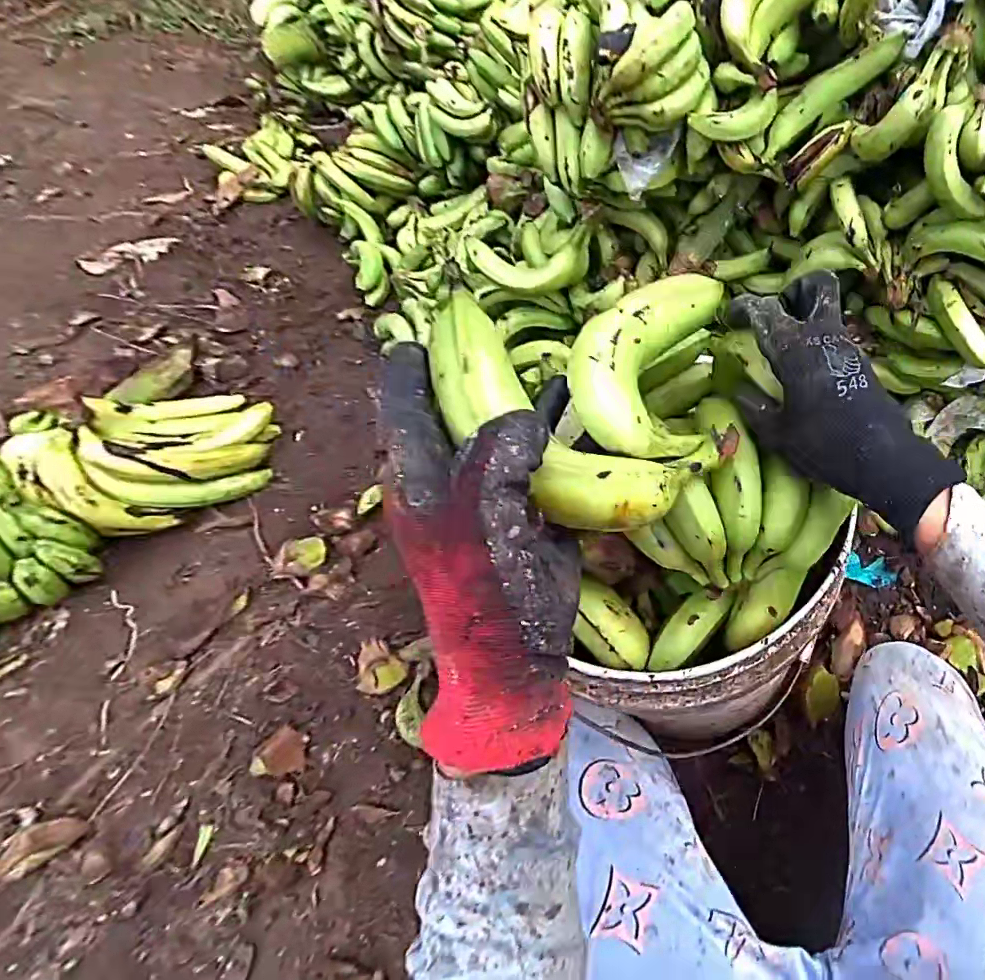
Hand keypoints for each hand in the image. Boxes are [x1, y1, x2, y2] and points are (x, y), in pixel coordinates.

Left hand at [379, 344, 577, 775]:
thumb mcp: (478, 519)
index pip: (404, 410)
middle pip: (456, 412)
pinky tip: (580, 411)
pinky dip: (559, 433)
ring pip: (503, 433)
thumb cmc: (481, 591)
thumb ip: (494, 457)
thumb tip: (526, 416)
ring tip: (541, 360)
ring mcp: (492, 495)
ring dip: (522, 399)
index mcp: (419, 480)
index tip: (415, 333)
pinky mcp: (530, 509)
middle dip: (470, 373)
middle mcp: (452, 480)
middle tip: (487, 331)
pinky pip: (543, 459)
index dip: (407, 370)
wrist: (516, 654)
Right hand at [726, 273, 962, 541]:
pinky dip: (818, 341)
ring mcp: (847, 347)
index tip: (730, 318)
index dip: (743, 308)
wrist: (884, 460)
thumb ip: (754, 409)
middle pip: (817, 285)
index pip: (765, 310)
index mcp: (796, 349)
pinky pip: (835, 337)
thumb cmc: (824, 445)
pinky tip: (806, 369)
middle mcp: (824, 336)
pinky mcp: (861, 363)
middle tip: (778, 314)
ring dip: (808, 317)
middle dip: (795, 290)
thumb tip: (738, 391)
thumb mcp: (777, 434)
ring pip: (828, 311)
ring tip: (786, 345)